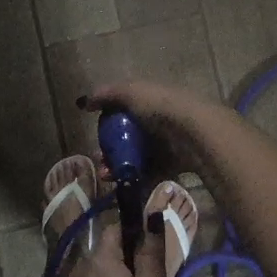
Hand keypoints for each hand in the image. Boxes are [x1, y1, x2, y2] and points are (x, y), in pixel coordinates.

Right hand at [79, 80, 222, 176]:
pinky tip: (124, 184)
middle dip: (110, 152)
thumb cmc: (159, 107)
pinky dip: (135, 179)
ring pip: (136, 158)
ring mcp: (164, 145)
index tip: (96, 139)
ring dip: (118, 168)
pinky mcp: (172, 165)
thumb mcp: (129, 92)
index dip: (107, 126)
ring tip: (108, 176)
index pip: (122, 113)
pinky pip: (149, 173)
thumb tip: (84, 102)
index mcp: (147, 102)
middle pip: (127, 139)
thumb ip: (106, 95)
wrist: (193, 133)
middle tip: (100, 162)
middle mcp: (155, 123)